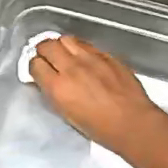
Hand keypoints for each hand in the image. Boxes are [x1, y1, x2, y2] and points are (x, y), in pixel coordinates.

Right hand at [27, 35, 167, 160]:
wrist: (132, 122)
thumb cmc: (99, 128)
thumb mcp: (67, 115)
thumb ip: (54, 94)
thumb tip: (47, 81)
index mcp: (58, 87)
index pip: (35, 64)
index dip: (35, 66)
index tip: (38, 70)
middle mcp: (71, 68)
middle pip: (48, 45)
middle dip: (44, 50)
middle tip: (47, 57)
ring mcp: (91, 58)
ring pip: (67, 39)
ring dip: (62, 45)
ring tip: (65, 54)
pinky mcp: (107, 56)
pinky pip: (87, 45)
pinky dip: (81, 49)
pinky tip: (86, 59)